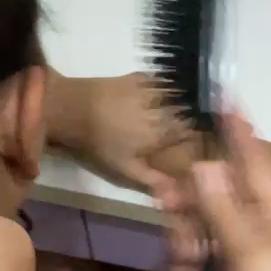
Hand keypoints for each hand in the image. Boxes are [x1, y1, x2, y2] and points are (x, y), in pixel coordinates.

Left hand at [47, 71, 191, 191]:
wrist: (74, 108)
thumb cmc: (102, 143)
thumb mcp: (126, 168)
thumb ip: (153, 179)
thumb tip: (176, 193)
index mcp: (163, 132)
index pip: (190, 132)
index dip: (196, 136)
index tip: (196, 140)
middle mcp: (163, 109)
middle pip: (186, 112)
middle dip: (191, 116)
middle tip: (191, 122)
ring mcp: (151, 90)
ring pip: (177, 94)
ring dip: (182, 99)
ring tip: (184, 104)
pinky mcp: (138, 77)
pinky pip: (161, 79)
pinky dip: (167, 84)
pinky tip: (166, 88)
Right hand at [163, 113, 270, 270]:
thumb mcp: (253, 254)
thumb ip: (226, 208)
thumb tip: (206, 162)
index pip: (256, 165)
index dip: (239, 134)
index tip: (221, 99)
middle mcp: (262, 232)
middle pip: (222, 195)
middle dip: (193, 194)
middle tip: (159, 196)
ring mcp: (243, 260)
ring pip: (205, 226)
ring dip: (186, 233)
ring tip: (179, 255)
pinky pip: (199, 258)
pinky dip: (187, 260)